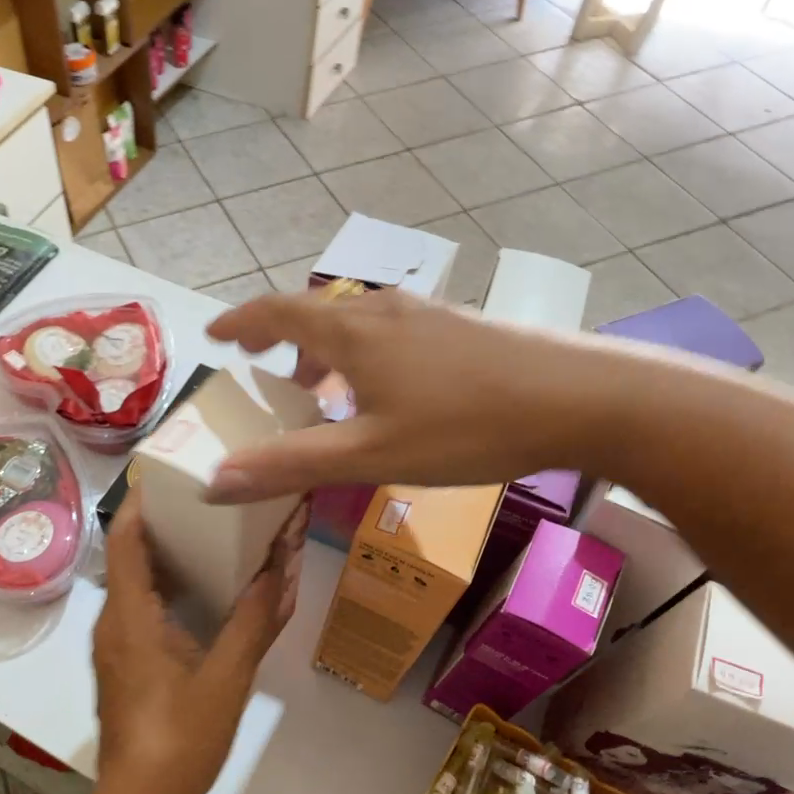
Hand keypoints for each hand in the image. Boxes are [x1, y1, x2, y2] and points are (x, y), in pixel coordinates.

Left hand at [89, 494, 301, 793]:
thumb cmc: (181, 740)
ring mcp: (114, 645)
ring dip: (170, 558)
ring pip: (136, 583)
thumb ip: (254, 620)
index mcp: (129, 614)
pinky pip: (141, 609)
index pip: (125, 537)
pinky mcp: (123, 665)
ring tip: (216, 534)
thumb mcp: (228, 678)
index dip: (145, 500)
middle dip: (168, 524)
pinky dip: (169, 591)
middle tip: (214, 499)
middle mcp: (113, 621)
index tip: (179, 472)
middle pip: (131, 555)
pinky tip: (207, 594)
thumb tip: (281, 567)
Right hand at [201, 290, 650, 503]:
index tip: (213, 334)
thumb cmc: (466, 427)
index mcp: (352, 333)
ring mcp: (426, 314)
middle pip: (313, 310)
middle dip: (275, 332)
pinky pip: (387, 330)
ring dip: (318, 346)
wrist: (580, 398)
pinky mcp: (459, 327)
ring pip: (353, 320)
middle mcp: (383, 310)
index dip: (240, 321)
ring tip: (311, 385)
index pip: (277, 312)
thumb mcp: (370, 456)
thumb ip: (290, 465)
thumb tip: (212, 483)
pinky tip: (380, 388)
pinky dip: (358, 351)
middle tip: (254, 359)